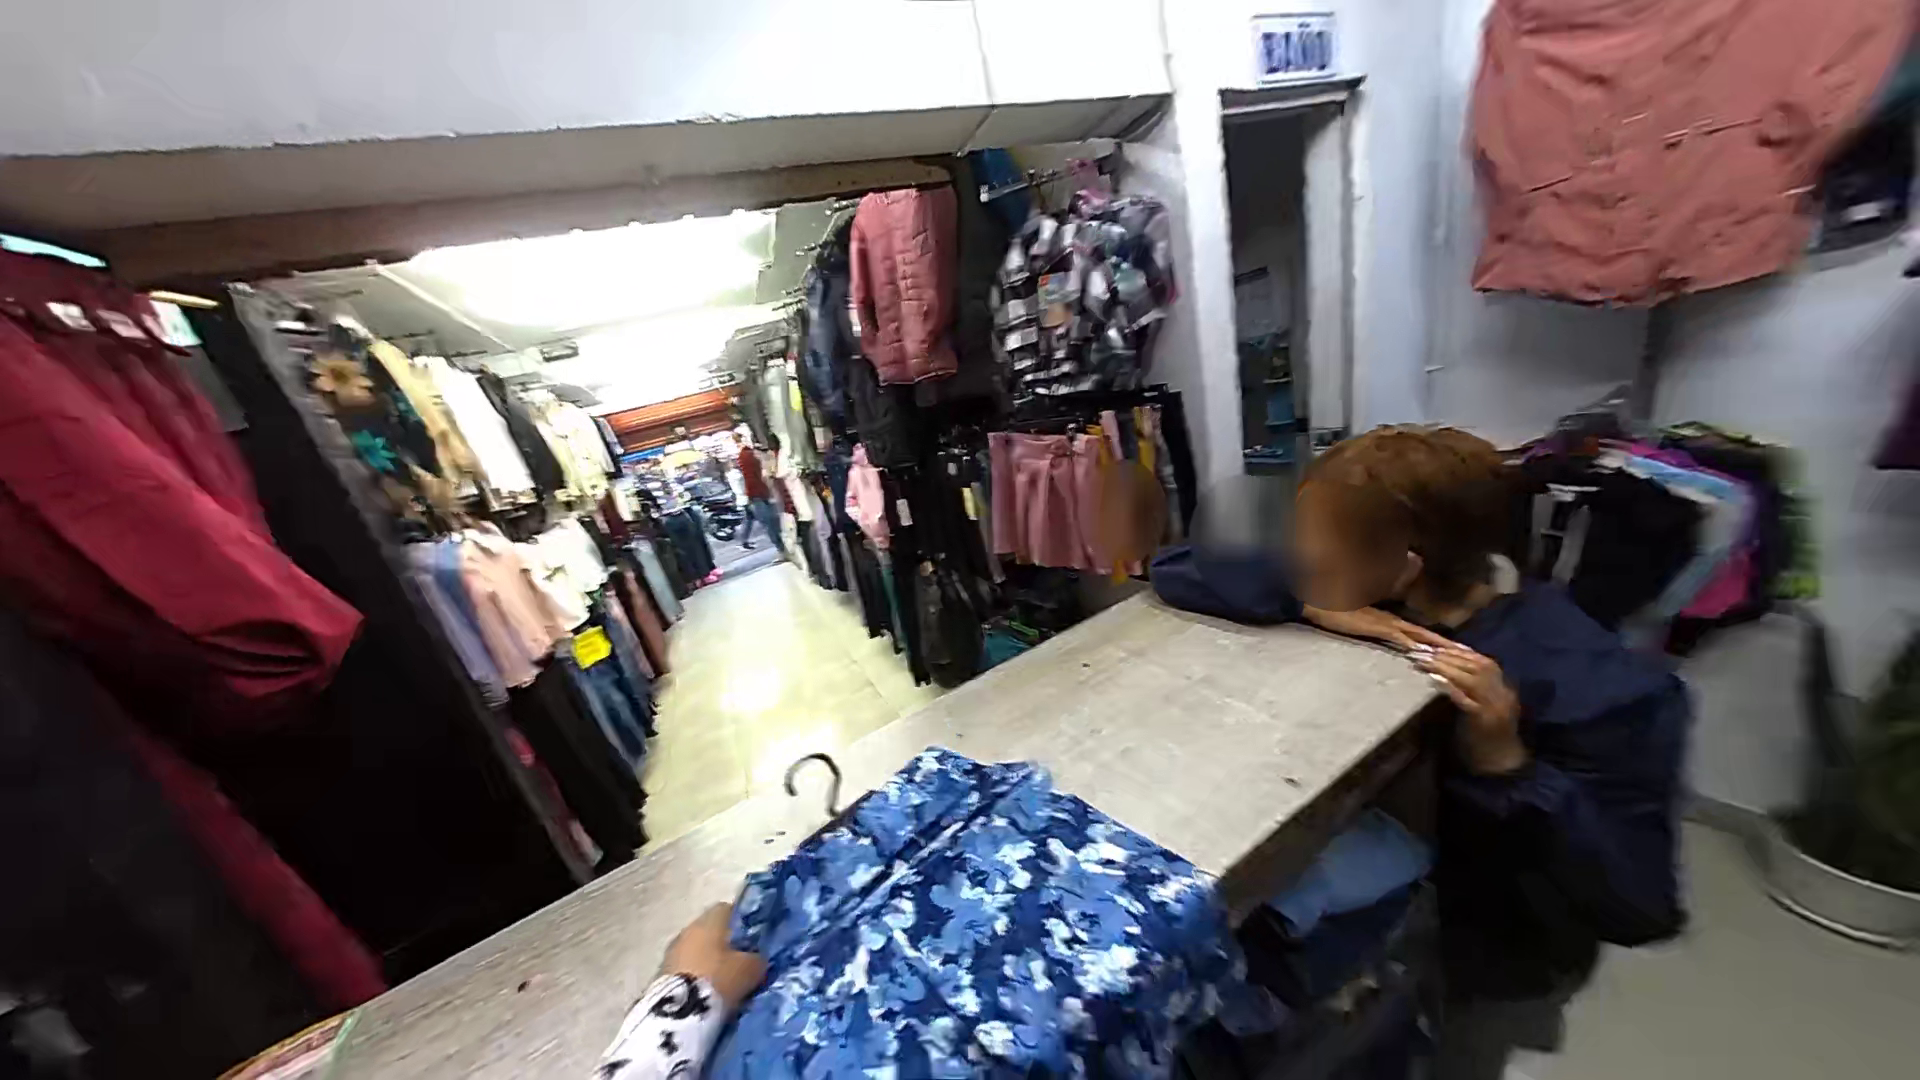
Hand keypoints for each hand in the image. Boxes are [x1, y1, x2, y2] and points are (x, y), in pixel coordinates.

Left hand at [660, 903, 766, 1008]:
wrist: (675, 1018)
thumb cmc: (719, 979)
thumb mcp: (750, 970)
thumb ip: (757, 959)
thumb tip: (757, 959)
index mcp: (711, 917)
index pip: (729, 909)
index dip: (742, 925)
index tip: (751, 943)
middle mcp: (688, 929)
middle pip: (710, 933)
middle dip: (723, 948)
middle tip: (738, 968)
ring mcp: (670, 954)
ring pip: (695, 954)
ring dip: (706, 966)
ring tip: (721, 989)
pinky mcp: (657, 980)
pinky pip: (683, 974)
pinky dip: (693, 983)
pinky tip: (703, 1000)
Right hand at [1303, 605, 1454, 652]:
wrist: (1317, 603)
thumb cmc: (1332, 610)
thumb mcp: (1356, 621)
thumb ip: (1371, 627)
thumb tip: (1383, 636)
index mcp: (1389, 619)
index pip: (1420, 631)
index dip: (1440, 640)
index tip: (1459, 650)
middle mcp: (1392, 620)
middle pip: (1427, 634)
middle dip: (1449, 645)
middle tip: (1472, 655)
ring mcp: (1386, 623)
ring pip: (1420, 636)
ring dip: (1439, 646)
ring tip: (1460, 657)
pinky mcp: (1377, 627)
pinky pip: (1401, 638)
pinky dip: (1415, 646)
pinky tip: (1427, 655)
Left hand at [1412, 644, 1528, 774]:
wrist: (1499, 764)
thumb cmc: (1481, 734)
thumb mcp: (1477, 704)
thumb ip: (1466, 686)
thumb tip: (1439, 664)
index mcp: (1502, 689)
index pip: (1483, 661)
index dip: (1457, 649)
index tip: (1431, 642)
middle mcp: (1503, 696)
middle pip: (1479, 666)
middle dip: (1448, 655)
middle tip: (1419, 649)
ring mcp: (1497, 709)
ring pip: (1475, 679)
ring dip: (1446, 667)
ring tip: (1421, 660)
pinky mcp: (1486, 722)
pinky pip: (1469, 701)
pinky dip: (1451, 687)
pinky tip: (1433, 679)